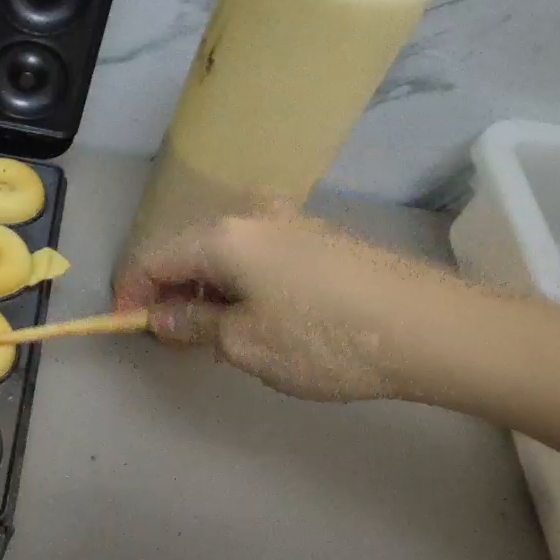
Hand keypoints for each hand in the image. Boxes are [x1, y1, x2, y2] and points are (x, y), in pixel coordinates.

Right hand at [113, 201, 471, 401]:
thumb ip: (192, 327)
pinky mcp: (320, 239)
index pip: (153, 259)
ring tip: (211, 333)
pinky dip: (239, 284)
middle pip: (188, 250)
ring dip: (205, 290)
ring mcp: (291, 223)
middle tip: (170, 338)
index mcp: (222, 236)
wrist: (432, 329)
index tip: (127, 328)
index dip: (132, 295)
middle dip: (169, 293)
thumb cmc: (324, 338)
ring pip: (224, 254)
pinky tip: (255, 317)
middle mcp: (251, 217)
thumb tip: (162, 319)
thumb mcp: (244, 343)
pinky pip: (257, 257)